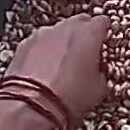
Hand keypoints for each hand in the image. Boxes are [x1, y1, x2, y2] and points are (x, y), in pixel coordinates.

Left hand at [3, 14, 110, 128]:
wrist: (30, 107)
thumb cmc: (64, 98)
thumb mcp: (98, 90)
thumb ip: (102, 73)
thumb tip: (99, 74)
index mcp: (89, 35)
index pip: (103, 22)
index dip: (105, 33)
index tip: (105, 42)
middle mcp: (66, 29)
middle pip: (80, 22)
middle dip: (84, 35)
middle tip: (86, 54)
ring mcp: (43, 35)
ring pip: (58, 31)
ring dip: (63, 43)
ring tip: (63, 66)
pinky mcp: (25, 44)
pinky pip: (40, 42)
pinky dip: (44, 51)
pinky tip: (45, 70)